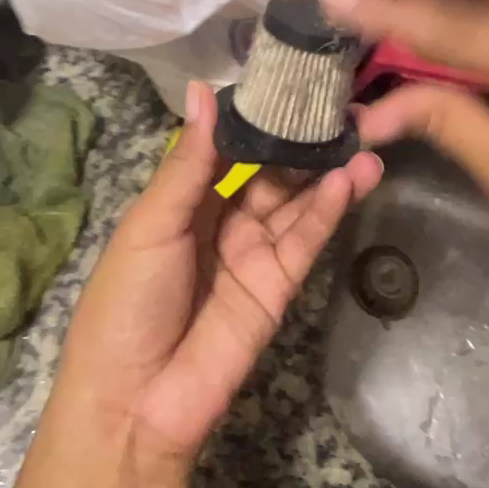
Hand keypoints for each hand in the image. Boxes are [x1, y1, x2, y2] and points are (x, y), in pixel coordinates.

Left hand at [9, 81, 381, 487]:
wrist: (133, 403)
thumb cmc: (126, 301)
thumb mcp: (152, 223)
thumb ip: (189, 161)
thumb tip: (203, 90)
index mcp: (185, 201)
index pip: (229, 150)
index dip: (258, 120)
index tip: (290, 84)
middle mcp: (224, 221)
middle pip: (271, 174)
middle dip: (302, 144)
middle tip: (340, 106)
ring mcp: (253, 254)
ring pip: (296, 203)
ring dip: (328, 173)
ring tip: (362, 138)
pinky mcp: (278, 287)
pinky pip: (304, 240)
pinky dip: (327, 210)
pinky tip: (349, 179)